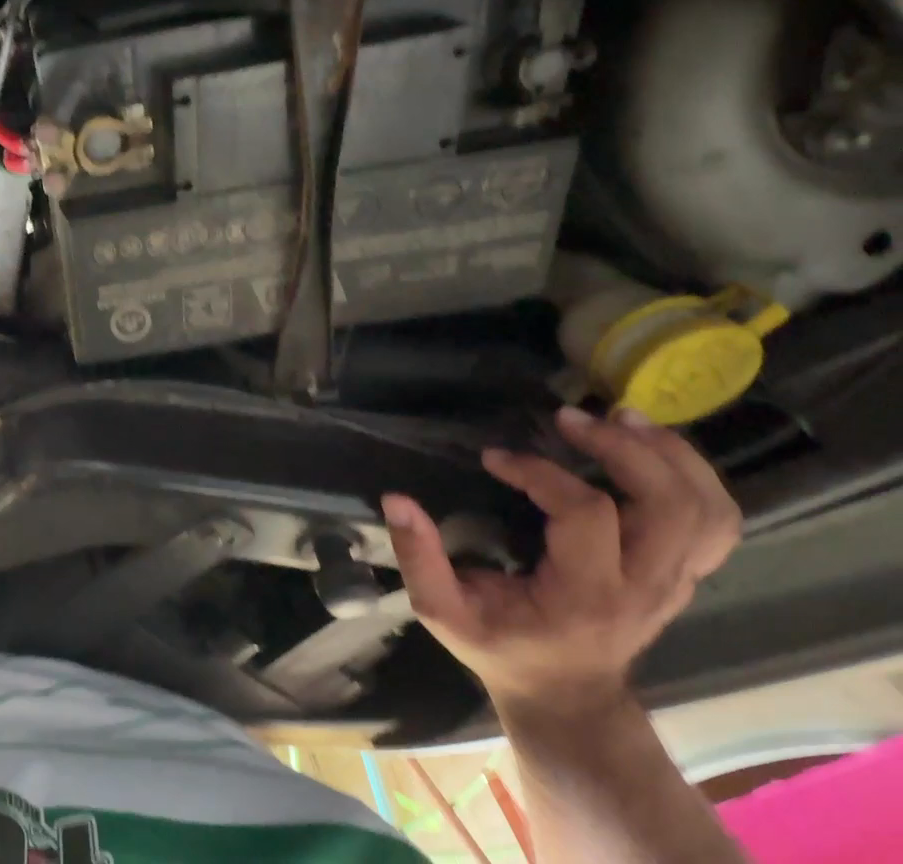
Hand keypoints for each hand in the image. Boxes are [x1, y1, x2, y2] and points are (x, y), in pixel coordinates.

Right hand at [382, 406, 742, 713]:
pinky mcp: (685, 574)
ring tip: (622, 419)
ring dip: (670, 455)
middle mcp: (646, 586)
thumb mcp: (443, 611)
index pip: (587, 513)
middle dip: (624, 449)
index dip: (542, 473)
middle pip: (670, 504)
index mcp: (587, 594)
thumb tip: (396, 499)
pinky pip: (717, 521)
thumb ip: (419, 558)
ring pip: (707, 509)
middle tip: (571, 418)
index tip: (495, 458)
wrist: (566, 694)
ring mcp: (676, 581)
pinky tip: (654, 449)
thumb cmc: (500, 649)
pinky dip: (694, 477)